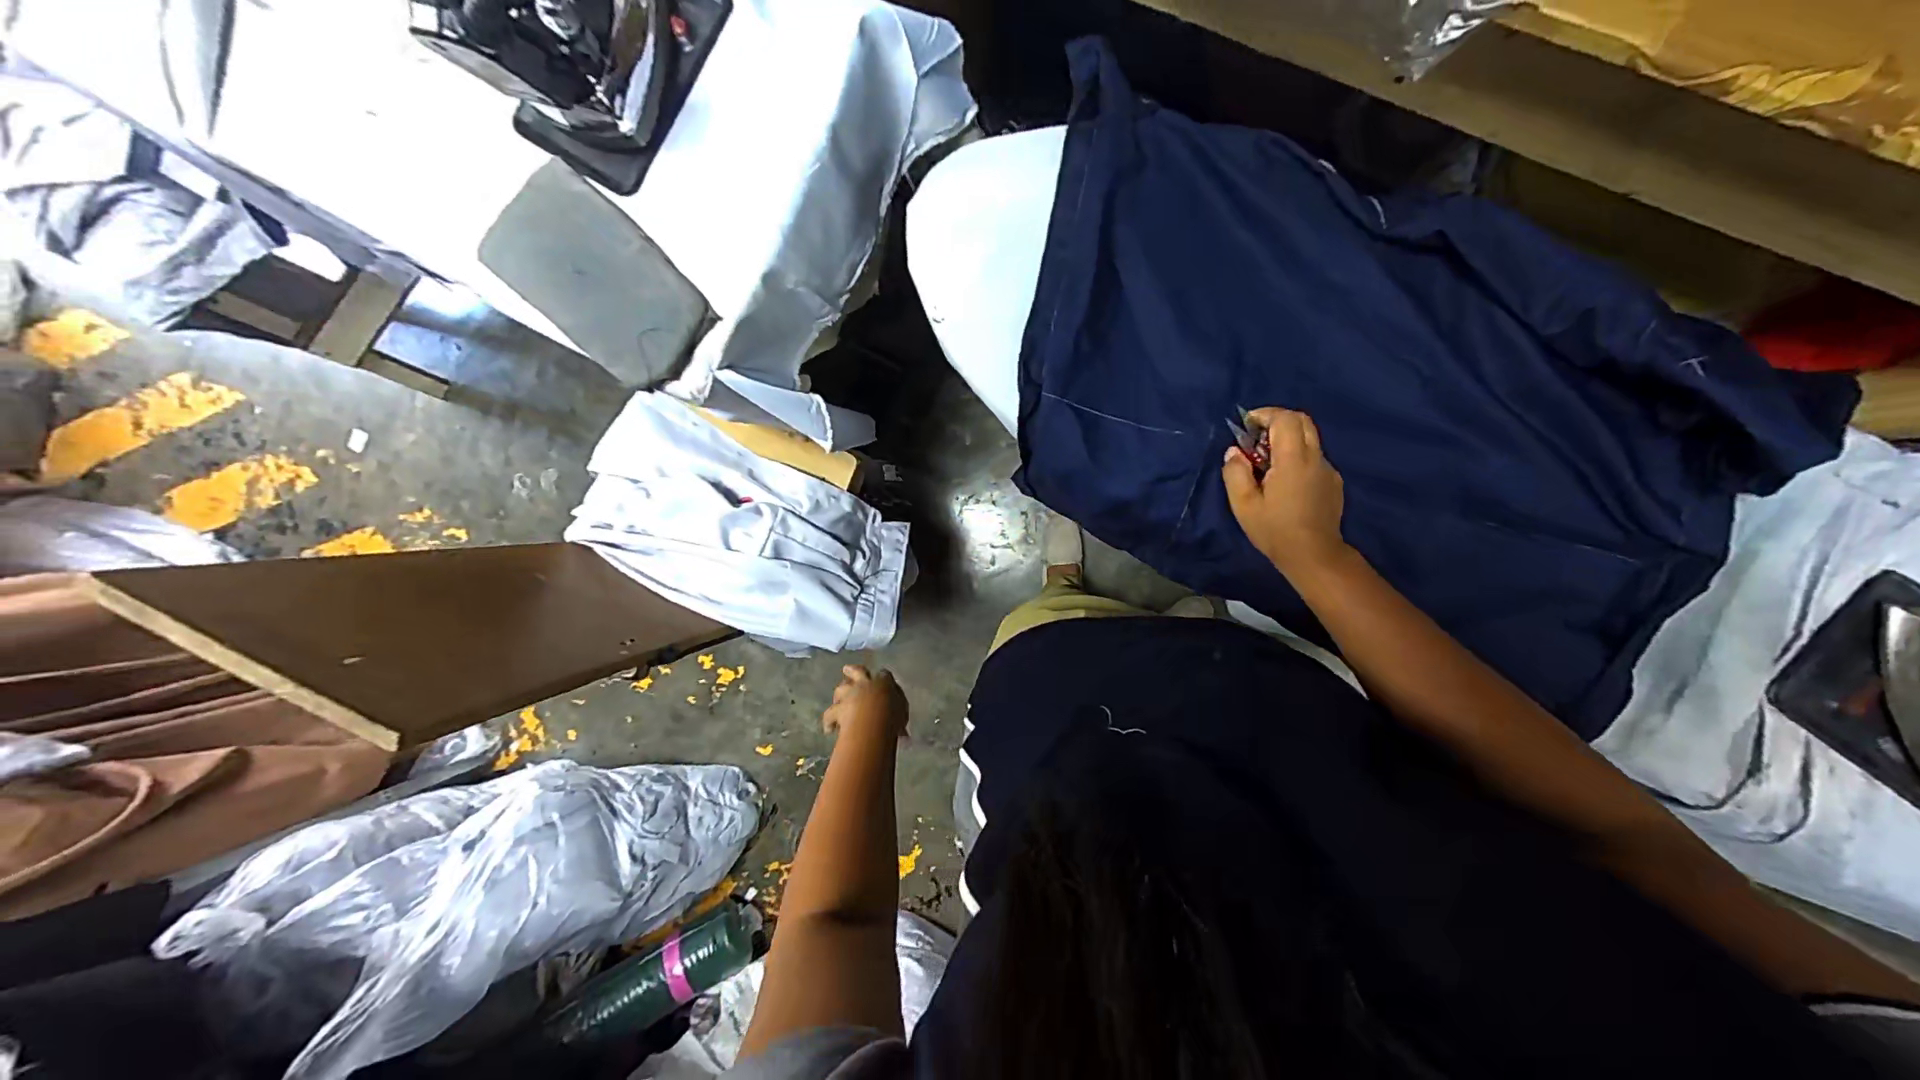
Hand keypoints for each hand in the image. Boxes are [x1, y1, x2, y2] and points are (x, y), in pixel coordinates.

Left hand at [822, 665, 907, 739]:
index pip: (884, 675)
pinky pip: (830, 715)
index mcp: (883, 682)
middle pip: (856, 671)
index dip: (882, 677)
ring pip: (840, 689)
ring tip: (836, 701)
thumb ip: (899, 716)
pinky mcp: (837, 709)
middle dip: (852, 670)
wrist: (873, 719)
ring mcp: (849, 695)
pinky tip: (829, 729)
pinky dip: (829, 722)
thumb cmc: (893, 714)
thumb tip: (901, 730)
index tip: (882, 679)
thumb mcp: (902, 714)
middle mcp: (865, 684)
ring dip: (839, 695)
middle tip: (846, 669)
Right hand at [1222, 407, 1350, 580]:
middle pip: (1302, 421)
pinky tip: (1284, 481)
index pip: (1285, 419)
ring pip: (1309, 439)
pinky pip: (1314, 458)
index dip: (1265, 414)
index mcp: (1293, 460)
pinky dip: (1297, 457)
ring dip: (1287, 439)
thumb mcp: (1243, 504)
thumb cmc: (1274, 530)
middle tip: (1256, 437)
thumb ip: (1235, 473)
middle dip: (1278, 420)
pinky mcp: (1333, 482)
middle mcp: (1315, 458)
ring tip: (1266, 462)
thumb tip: (1234, 452)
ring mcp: (1328, 470)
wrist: (1313, 555)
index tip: (1247, 424)